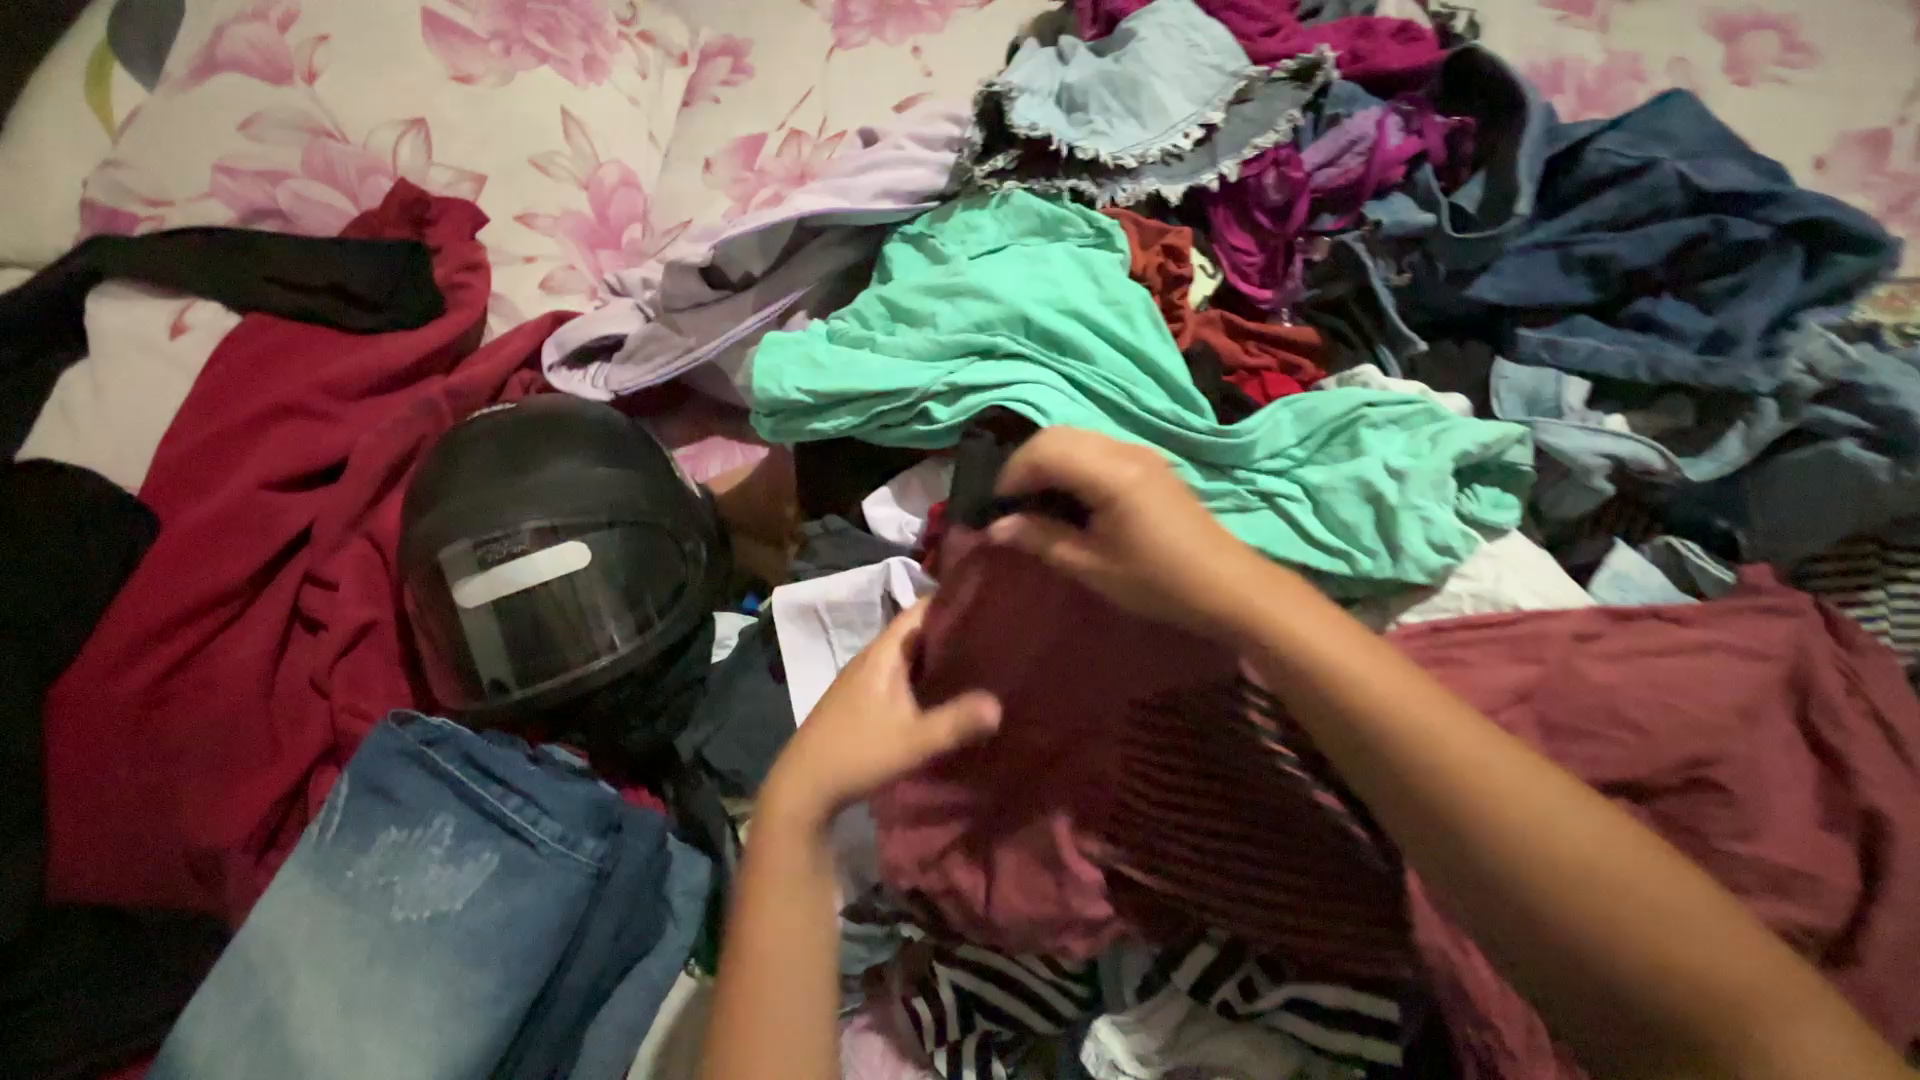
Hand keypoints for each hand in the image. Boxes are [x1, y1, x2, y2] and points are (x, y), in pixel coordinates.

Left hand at [760, 602, 1000, 829]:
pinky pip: (899, 673)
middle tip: (995, 634)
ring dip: (937, 654)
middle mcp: (872, 657)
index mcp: (883, 653)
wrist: (803, 786)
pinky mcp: (860, 698)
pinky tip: (943, 691)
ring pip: (908, 654)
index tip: (989, 603)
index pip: (920, 608)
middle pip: (916, 630)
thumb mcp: (914, 741)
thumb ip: (956, 722)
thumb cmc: (858, 754)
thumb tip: (1000, 705)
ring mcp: (863, 677)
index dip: (952, 601)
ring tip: (979, 659)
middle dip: (952, 629)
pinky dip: (923, 675)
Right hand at [985, 427, 1280, 639]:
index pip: (1043, 450)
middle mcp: (1124, 449)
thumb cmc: (1157, 581)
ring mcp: (1140, 452)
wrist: (1226, 585)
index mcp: (1110, 473)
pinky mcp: (1149, 462)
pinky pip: (1096, 447)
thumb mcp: (1091, 566)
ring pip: (1077, 437)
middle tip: (1012, 503)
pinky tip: (1069, 497)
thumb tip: (996, 527)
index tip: (997, 508)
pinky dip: (1071, 462)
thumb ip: (1041, 538)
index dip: (1011, 475)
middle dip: (1025, 463)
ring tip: (1036, 501)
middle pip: (1057, 434)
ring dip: (1048, 461)